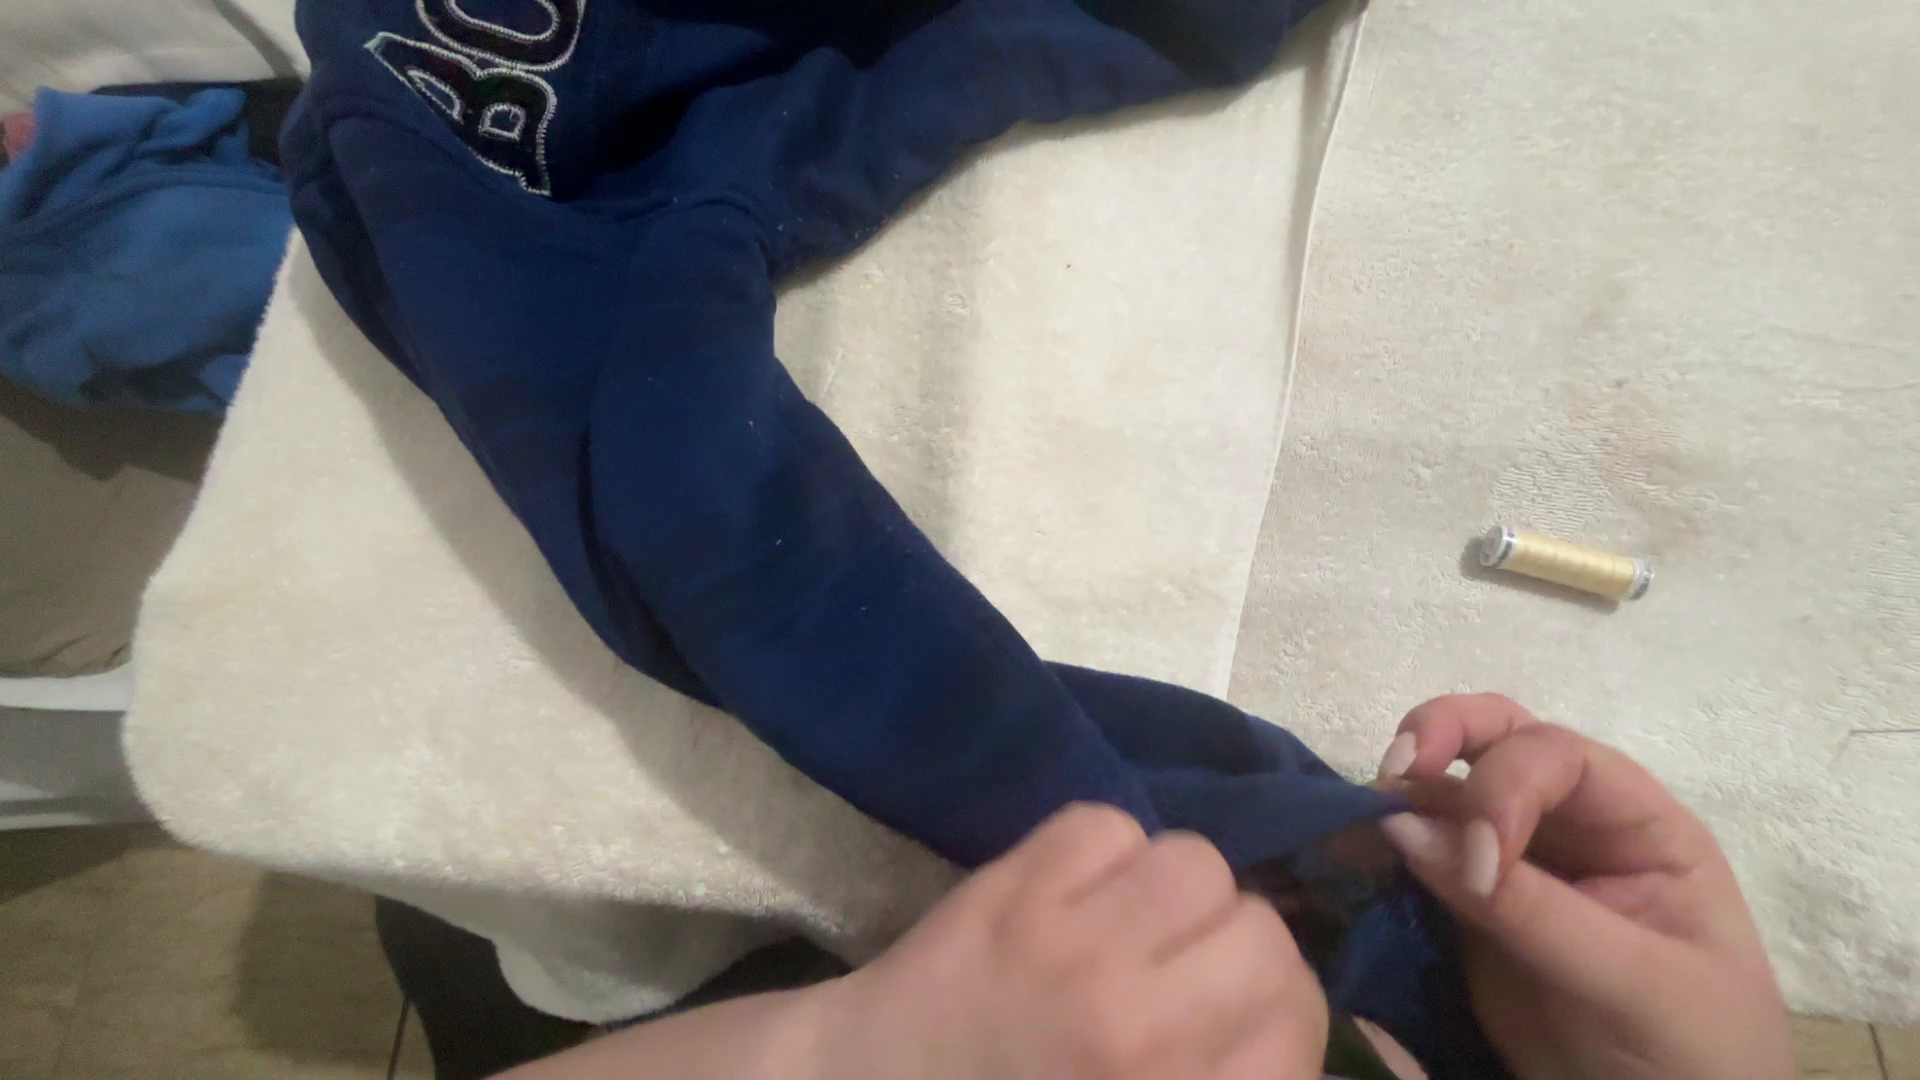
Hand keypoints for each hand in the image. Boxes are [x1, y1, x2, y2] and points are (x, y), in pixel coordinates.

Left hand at [798, 803, 1328, 1079]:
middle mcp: (1140, 1023)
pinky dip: (1105, 849)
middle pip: (1264, 932)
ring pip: (1197, 862)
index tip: (1236, 1014)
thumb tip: (1279, 1011)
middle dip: (1236, 945)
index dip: (1276, 1007)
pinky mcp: (1017, 880)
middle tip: (1184, 964)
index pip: (1301, 1013)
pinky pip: (1109, 824)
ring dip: (1176, 887)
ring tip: (1132, 916)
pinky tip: (1075, 888)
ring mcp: (1073, 940)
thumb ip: (1223, 1069)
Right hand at [1374, 694, 1792, 1079]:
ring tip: (1365, 823)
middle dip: (1439, 732)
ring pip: (1440, 779)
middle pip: (1494, 732)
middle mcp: (1564, 814)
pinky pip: (1409, 834)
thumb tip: (1401, 827)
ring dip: (1398, 787)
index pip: (1557, 758)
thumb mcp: (1630, 983)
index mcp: (1634, 821)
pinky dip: (1375, 831)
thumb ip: (1523, 906)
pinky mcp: (1454, 881)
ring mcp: (1504, 845)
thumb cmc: (1688, 1053)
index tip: (1477, 866)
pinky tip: (1354, 847)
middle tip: (1396, 768)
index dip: (1505, 789)